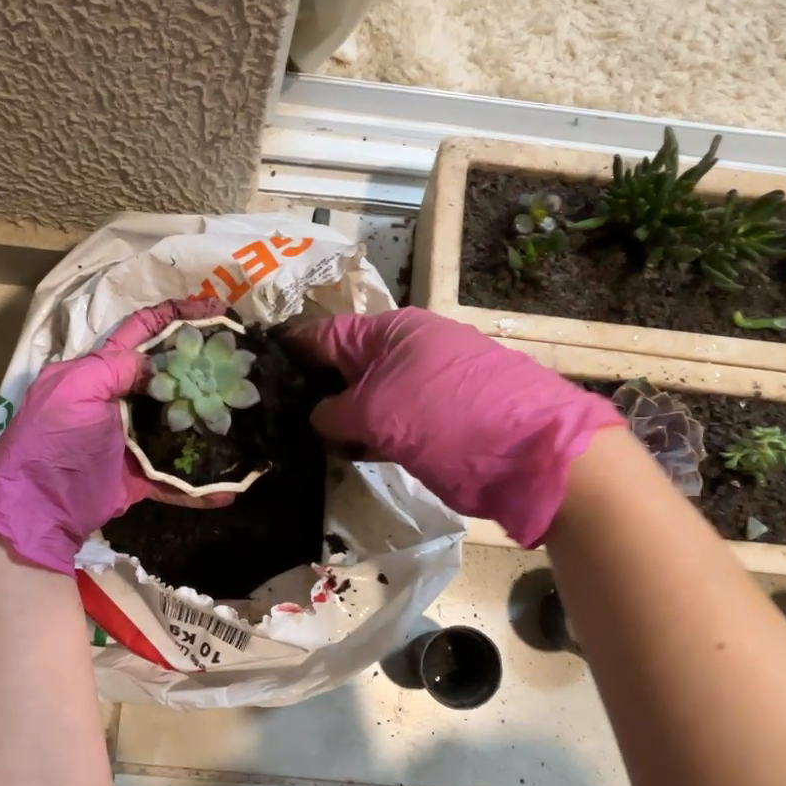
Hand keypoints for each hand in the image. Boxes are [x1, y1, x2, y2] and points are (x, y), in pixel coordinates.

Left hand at [0, 298, 231, 573]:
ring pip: (179, 425)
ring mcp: (131, 440)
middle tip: (243, 365)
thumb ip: (117, 367)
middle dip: (204, 370)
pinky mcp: (139, 478)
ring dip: (209, 424)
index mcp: (99, 372)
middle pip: (169, 378)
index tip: (216, 309)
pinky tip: (230, 489)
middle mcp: (119, 401)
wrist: (37, 508)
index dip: (176, 316)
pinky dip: (200, 488)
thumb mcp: (77, 391)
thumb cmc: (52, 441)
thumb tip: (161, 365)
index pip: (141, 332)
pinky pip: (175, 479)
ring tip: (248, 419)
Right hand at [287, 308, 623, 546]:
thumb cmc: (445, 417)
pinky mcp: (435, 422)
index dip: (289, 349)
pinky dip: (364, 437)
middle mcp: (405, 352)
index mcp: (391, 331)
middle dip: (310, 389)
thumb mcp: (376, 410)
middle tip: (269, 415)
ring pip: (365, 399)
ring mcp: (422, 388)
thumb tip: (317, 417)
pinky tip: (342, 454)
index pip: (325, 333)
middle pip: (344, 366)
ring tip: (294, 438)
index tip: (254, 365)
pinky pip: (386, 424)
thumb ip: (333, 412)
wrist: (530, 454)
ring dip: (337, 418)